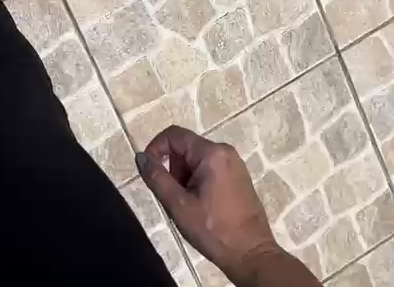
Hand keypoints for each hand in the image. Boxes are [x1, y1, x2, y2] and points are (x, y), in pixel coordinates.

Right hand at [139, 125, 309, 286]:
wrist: (253, 257)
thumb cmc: (214, 231)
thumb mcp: (179, 206)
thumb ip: (157, 178)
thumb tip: (141, 157)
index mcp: (211, 153)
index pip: (174, 135)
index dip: (156, 148)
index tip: (150, 172)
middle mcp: (224, 151)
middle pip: (185, 147)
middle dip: (173, 168)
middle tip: (174, 197)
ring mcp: (234, 163)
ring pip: (196, 159)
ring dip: (185, 177)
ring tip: (188, 205)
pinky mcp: (239, 176)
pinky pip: (210, 168)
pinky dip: (198, 181)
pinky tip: (202, 205)